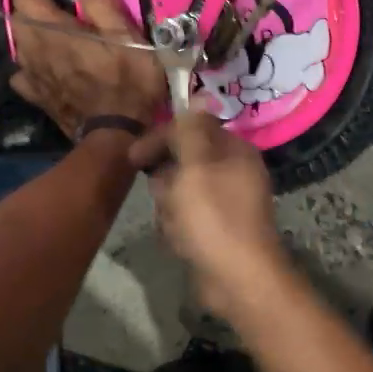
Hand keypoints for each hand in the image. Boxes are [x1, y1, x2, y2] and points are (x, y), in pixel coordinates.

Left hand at [8, 0, 165, 135]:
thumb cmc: (128, 82)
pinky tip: (42, 65)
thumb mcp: (128, 38)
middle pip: (18, 19)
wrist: (116, 136)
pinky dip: (30, 64)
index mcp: (54, 31)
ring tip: (49, 27)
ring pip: (20, 45)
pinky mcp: (40, 97)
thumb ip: (103, 5)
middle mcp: (35, 50)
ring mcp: (34, 76)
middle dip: (27, 3)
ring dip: (30, 32)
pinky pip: (24, 74)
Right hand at [130, 112, 286, 317]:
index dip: (160, 139)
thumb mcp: (197, 167)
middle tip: (169, 201)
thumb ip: (192, 130)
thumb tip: (199, 92)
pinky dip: (178, 229)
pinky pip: (184, 219)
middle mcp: (233, 171)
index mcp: (233, 151)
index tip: (133, 157)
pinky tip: (182, 243)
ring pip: (178, 193)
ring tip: (178, 226)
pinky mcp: (216, 229)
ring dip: (170, 210)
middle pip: (181, 163)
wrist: (239, 279)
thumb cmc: (215, 218)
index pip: (190, 129)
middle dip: (166, 183)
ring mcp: (225, 202)